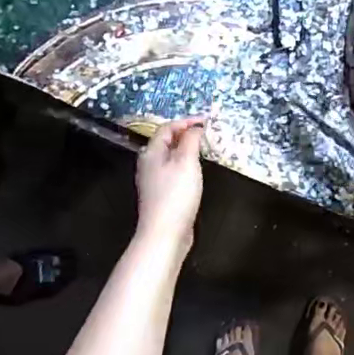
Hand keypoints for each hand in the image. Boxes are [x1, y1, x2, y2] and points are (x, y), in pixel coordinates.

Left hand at [134, 117, 205, 253]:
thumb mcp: (186, 162)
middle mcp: (148, 165)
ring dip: (185, 151)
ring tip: (202, 150)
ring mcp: (152, 181)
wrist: (164, 233)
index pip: (166, 128)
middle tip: (205, 134)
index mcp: (151, 153)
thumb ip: (190, 141)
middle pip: (165, 142)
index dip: (185, 122)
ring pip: (169, 158)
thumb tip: (194, 128)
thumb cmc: (176, 195)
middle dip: (184, 135)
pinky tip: (194, 174)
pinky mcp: (160, 196)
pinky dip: (184, 167)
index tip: (205, 121)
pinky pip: (172, 173)